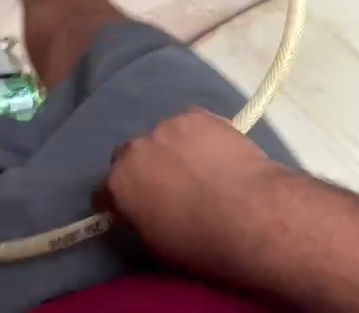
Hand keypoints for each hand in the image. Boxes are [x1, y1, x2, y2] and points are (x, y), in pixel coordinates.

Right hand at [100, 108, 289, 274]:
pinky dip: (198, 136)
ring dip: (171, 149)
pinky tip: (218, 153)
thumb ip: (139, 219)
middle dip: (143, 168)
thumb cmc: (206, 243)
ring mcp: (164, 126)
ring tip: (201, 168)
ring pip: (161, 136)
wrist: (254, 215)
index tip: (135, 208)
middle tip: (170, 187)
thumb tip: (141, 210)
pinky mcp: (194, 114)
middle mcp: (133, 148)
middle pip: (129, 155)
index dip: (119, 201)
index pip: (104, 190)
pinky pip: (189, 124)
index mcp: (119, 182)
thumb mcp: (161, 246)